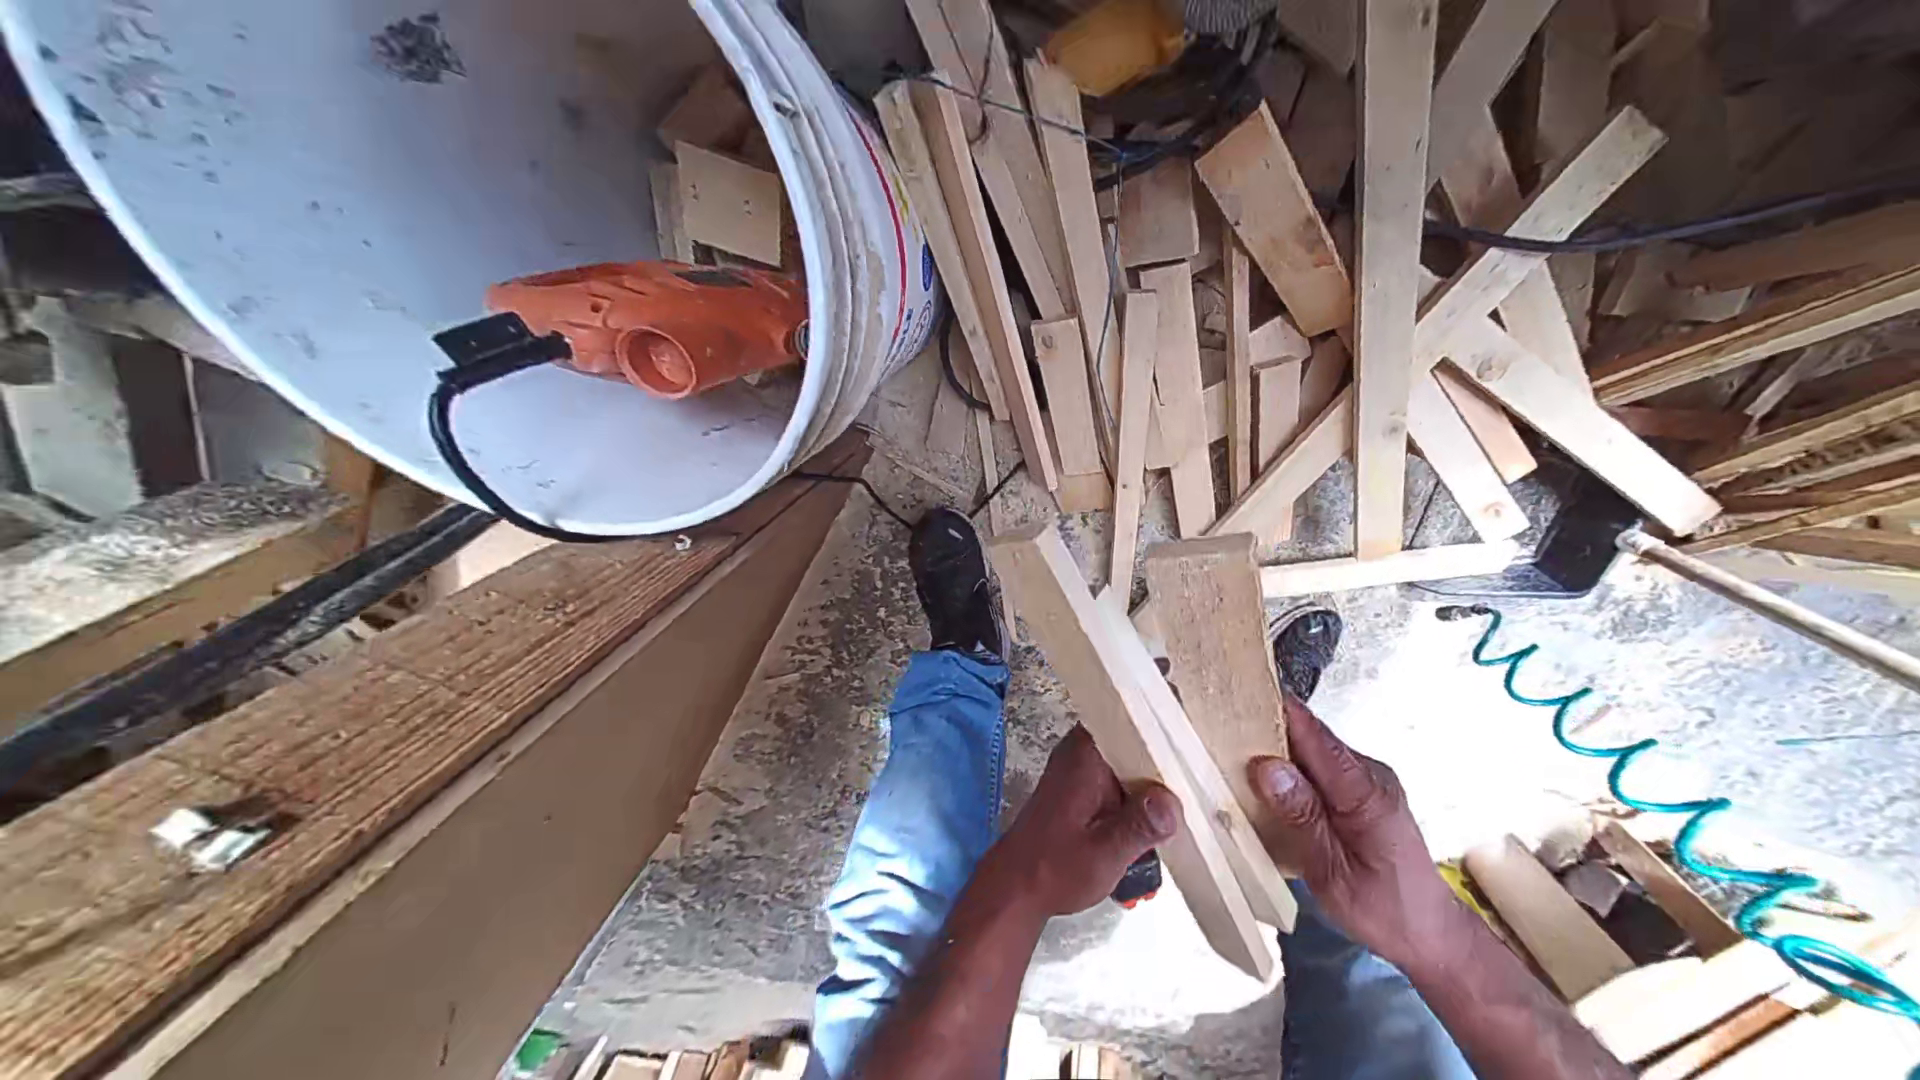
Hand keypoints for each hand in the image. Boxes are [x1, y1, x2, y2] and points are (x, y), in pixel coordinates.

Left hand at [976, 726, 1179, 918]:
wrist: (1017, 888)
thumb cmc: (1055, 868)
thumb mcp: (1105, 853)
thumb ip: (1140, 826)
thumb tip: (1173, 801)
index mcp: (1086, 754)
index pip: (1129, 719)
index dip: (1163, 726)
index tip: (1196, 744)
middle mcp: (1082, 751)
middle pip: (1135, 741)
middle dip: (1165, 764)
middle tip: (1201, 784)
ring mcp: (1082, 769)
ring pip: (1131, 764)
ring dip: (1154, 789)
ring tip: (1188, 807)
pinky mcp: (1084, 788)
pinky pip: (1120, 781)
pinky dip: (1138, 800)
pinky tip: (1160, 825)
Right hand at [1248, 698, 1468, 972]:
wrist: (1430, 933)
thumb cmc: (1383, 910)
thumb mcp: (1333, 873)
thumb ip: (1302, 817)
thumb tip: (1266, 767)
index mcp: (1366, 793)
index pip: (1316, 738)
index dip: (1277, 712)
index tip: (1236, 693)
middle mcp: (1368, 773)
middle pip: (1309, 736)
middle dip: (1263, 726)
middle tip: (1214, 722)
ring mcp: (1364, 777)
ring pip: (1309, 748)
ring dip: (1271, 746)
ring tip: (1225, 744)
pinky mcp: (1356, 786)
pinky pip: (1315, 763)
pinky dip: (1285, 764)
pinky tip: (1258, 774)